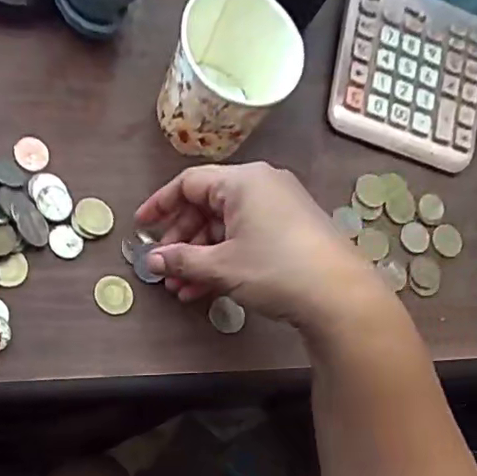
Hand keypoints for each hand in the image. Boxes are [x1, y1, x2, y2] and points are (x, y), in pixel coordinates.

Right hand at [135, 162, 394, 330]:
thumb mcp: (220, 266)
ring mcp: (277, 209)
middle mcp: (260, 186)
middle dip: (180, 240)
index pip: (189, 183)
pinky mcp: (287, 232)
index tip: (140, 227)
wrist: (336, 293)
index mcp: (242, 181)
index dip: (160, 205)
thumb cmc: (274, 269)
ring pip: (223, 228)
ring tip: (179, 287)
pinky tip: (203, 290)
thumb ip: (181, 260)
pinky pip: (243, 239)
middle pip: (205, 206)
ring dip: (197, 257)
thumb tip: (152, 260)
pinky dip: (220, 260)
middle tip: (163, 267)